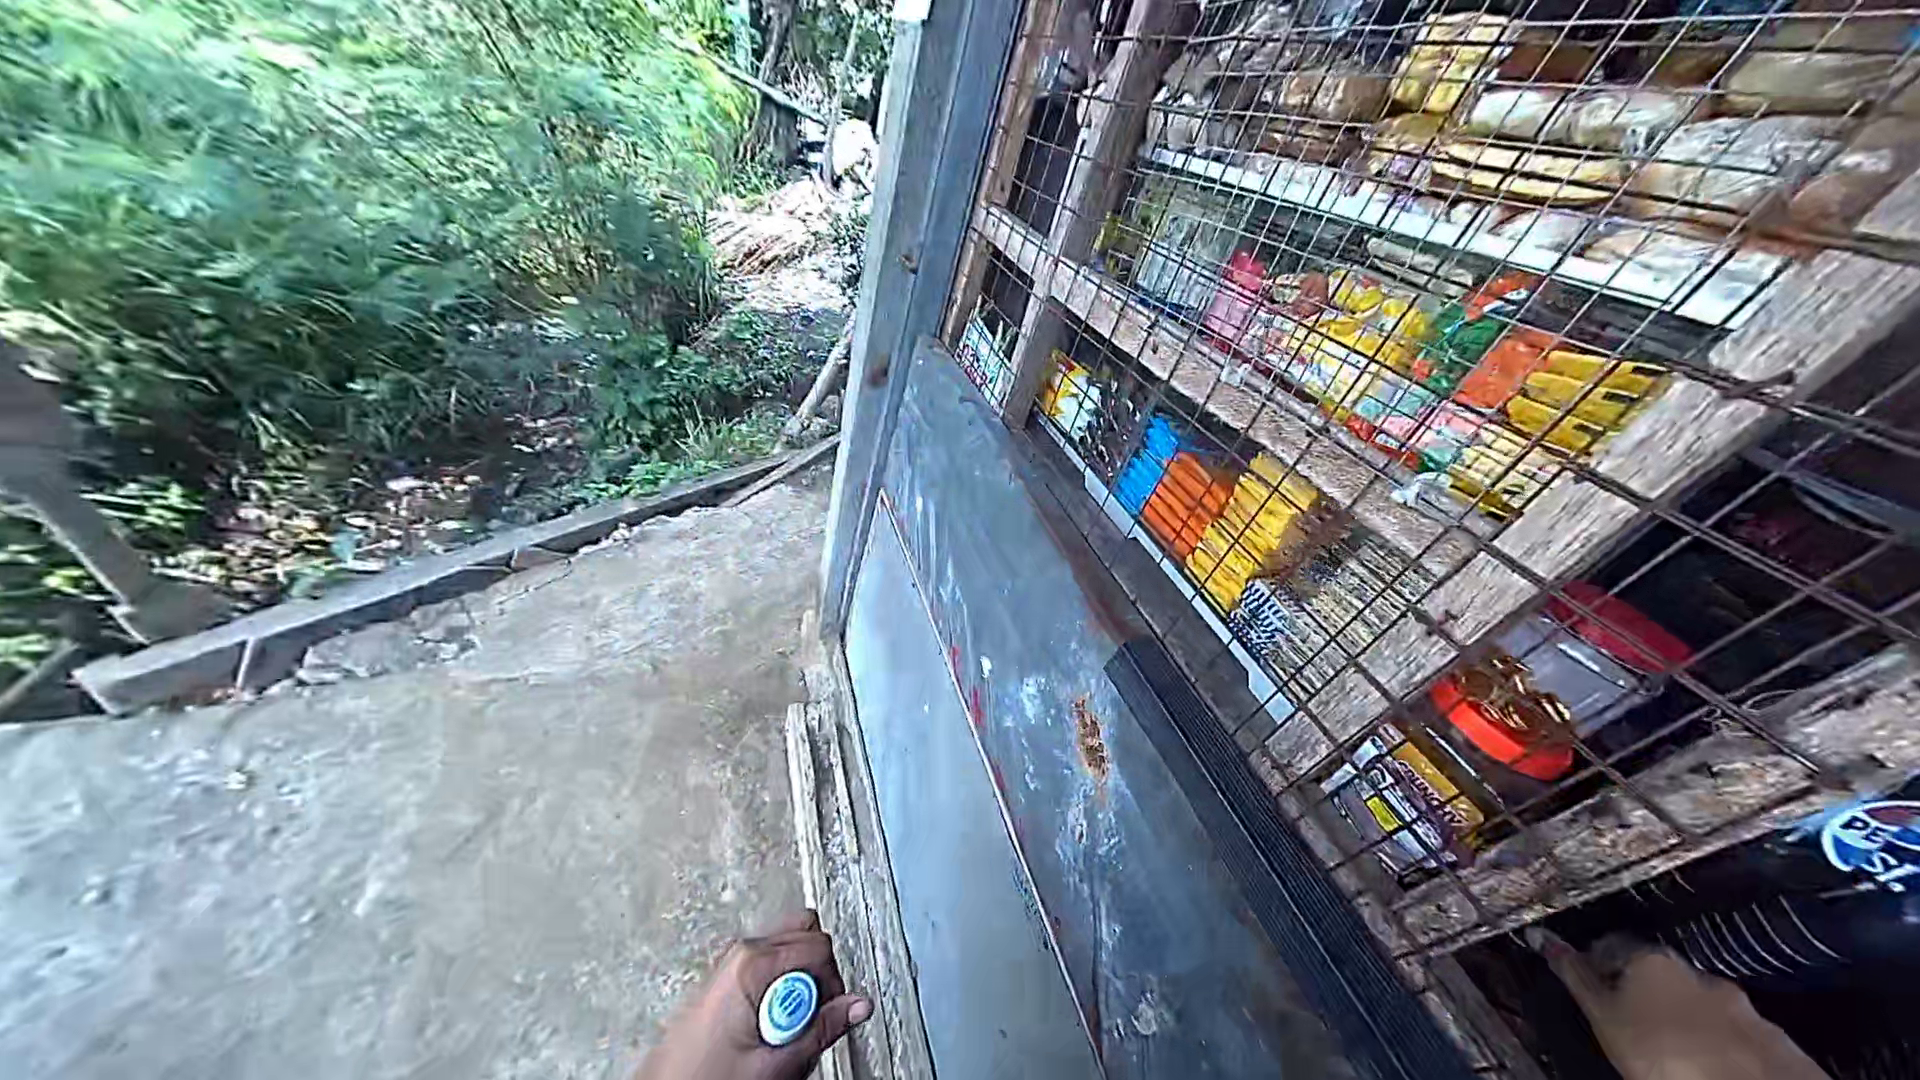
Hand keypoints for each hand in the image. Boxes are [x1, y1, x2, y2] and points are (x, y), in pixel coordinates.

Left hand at [636, 910, 872, 1079]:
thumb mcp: (774, 1064)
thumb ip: (821, 1029)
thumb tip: (858, 1005)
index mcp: (753, 963)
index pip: (818, 947)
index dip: (832, 983)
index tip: (827, 1015)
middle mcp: (743, 951)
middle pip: (806, 933)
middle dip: (818, 974)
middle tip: (810, 1018)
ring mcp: (735, 961)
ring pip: (791, 945)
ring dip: (800, 981)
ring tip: (786, 1026)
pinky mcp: (731, 975)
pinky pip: (773, 963)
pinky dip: (782, 987)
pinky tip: (770, 1024)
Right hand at [1528, 928, 1828, 1079]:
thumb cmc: (1662, 1055)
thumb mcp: (1603, 1015)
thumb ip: (1573, 974)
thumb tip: (1542, 937)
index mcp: (1655, 960)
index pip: (1612, 947)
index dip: (1598, 966)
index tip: (1592, 990)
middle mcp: (1703, 976)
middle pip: (1664, 978)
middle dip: (1649, 996)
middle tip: (1634, 1024)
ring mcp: (1754, 1015)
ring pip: (1707, 1011)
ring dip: (1691, 1023)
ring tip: (1679, 1053)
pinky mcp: (1790, 1053)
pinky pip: (1746, 1042)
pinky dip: (1729, 1050)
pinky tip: (1716, 1069)